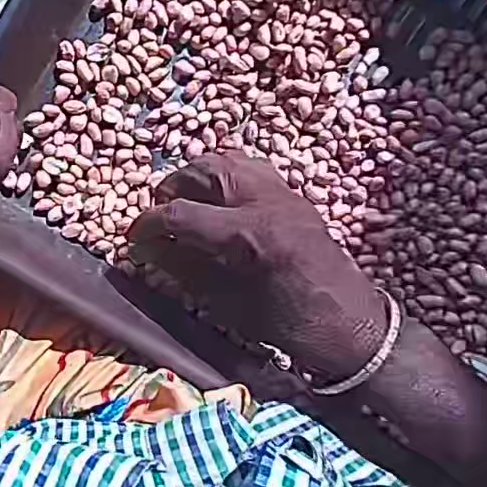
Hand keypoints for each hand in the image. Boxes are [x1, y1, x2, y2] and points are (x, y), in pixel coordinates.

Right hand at [126, 153, 390, 382]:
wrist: (353, 326)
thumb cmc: (291, 327)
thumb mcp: (230, 305)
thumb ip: (185, 270)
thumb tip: (148, 248)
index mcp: (249, 234)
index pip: (182, 213)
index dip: (149, 223)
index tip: (133, 235)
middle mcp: (267, 201)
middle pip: (206, 169)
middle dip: (173, 186)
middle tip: (159, 212)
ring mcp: (285, 193)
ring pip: (230, 159)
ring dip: (199, 175)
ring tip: (185, 201)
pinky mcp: (295, 196)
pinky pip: (252, 167)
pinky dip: (226, 175)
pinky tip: (218, 201)